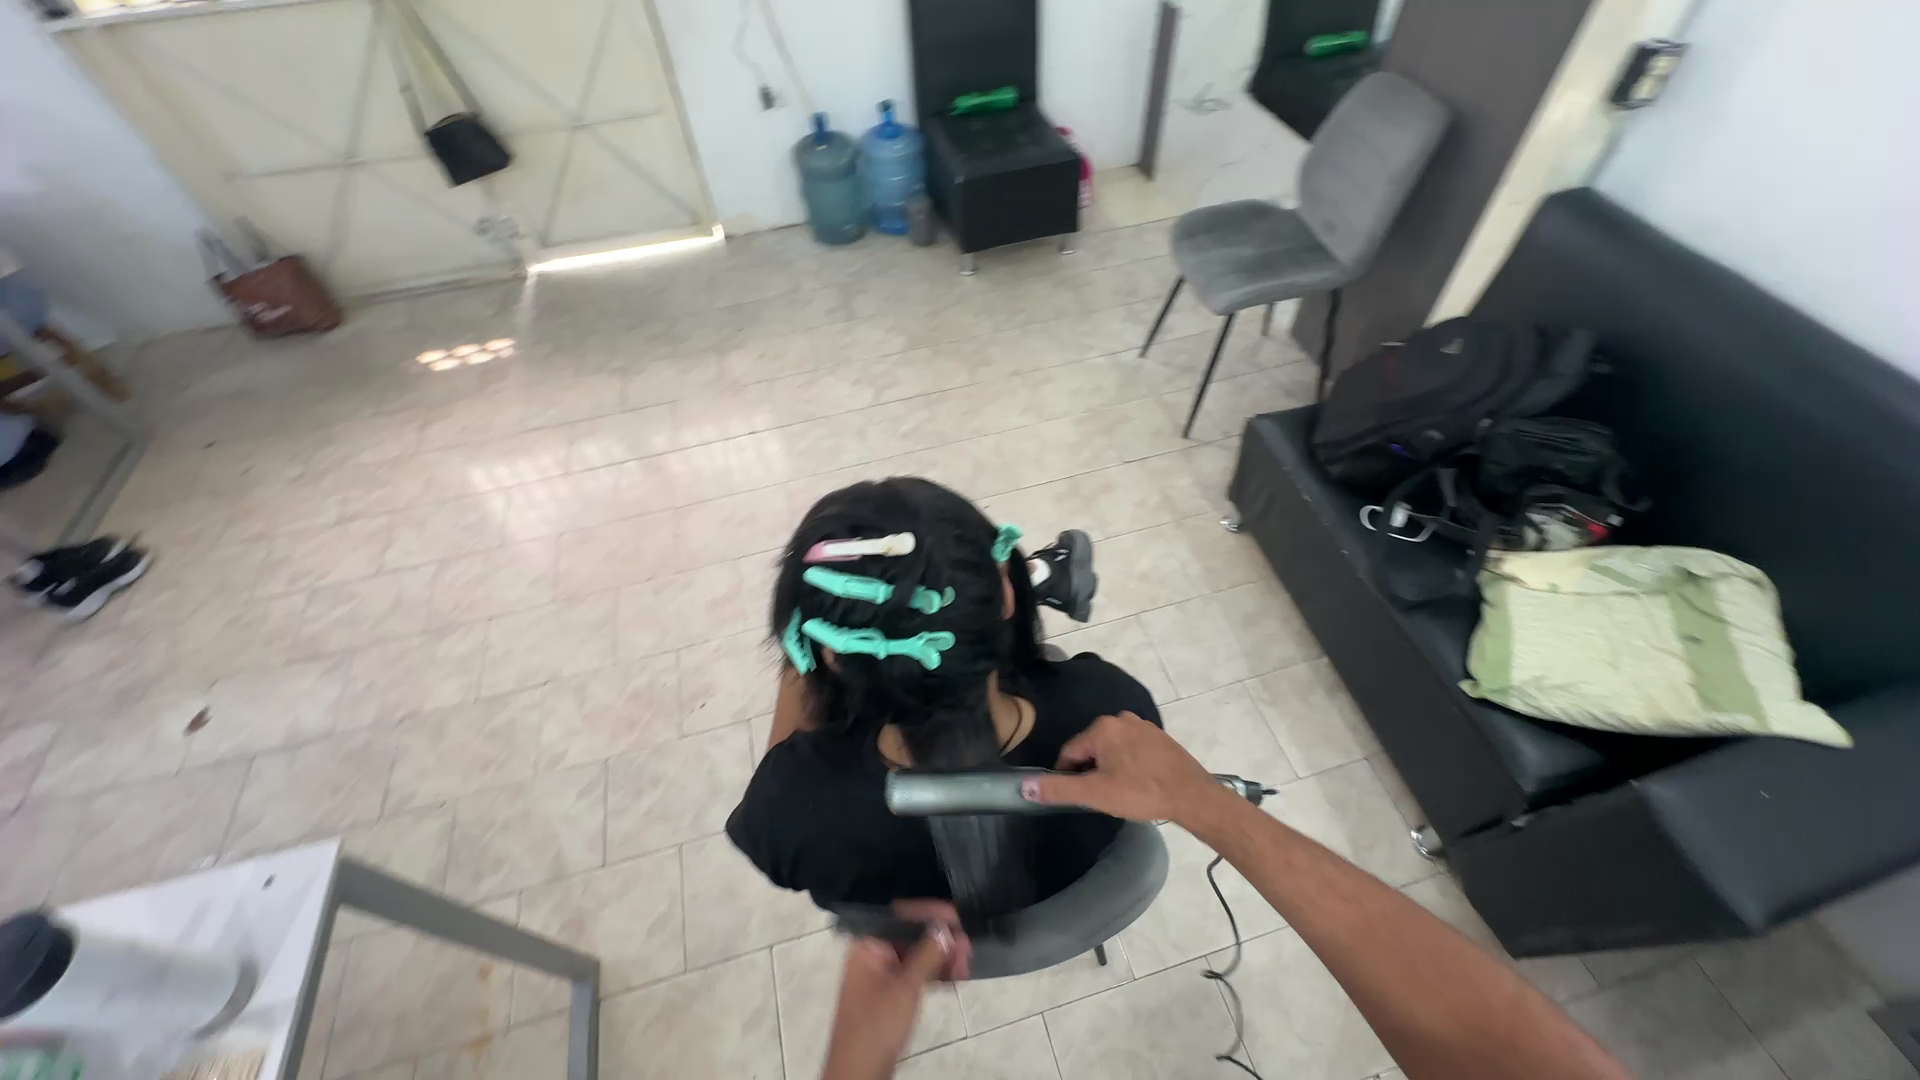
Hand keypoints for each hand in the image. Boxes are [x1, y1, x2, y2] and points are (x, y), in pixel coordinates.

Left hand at [821, 926, 956, 1079]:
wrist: (858, 1076)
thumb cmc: (877, 1026)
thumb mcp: (905, 988)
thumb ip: (927, 954)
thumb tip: (946, 927)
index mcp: (867, 945)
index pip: (901, 916)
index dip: (930, 914)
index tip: (958, 917)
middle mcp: (872, 955)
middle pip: (911, 936)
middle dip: (941, 940)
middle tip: (968, 948)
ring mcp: (880, 976)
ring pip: (916, 957)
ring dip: (941, 958)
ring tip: (966, 966)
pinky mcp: (889, 996)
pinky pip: (915, 976)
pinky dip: (934, 975)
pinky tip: (955, 978)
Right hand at [1020, 711, 1224, 823]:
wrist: (1193, 796)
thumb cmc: (1141, 792)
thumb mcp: (1095, 794)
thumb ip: (1058, 789)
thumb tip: (1024, 786)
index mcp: (1102, 728)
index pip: (1069, 752)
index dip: (1068, 776)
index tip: (1079, 796)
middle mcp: (1120, 719)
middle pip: (1091, 749)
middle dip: (1091, 772)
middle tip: (1102, 797)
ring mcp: (1142, 726)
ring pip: (1112, 750)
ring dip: (1110, 769)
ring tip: (1122, 793)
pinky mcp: (1159, 737)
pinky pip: (1132, 750)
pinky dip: (1129, 765)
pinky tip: (1139, 784)